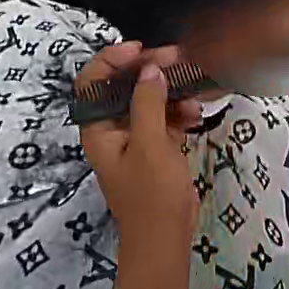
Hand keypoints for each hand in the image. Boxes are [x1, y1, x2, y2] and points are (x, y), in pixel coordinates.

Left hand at [79, 43, 202, 250]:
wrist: (165, 239)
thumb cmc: (151, 193)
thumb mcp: (150, 144)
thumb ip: (148, 103)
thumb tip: (150, 69)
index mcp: (98, 129)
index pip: (92, 82)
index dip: (111, 60)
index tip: (141, 50)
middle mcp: (111, 130)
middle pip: (123, 88)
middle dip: (149, 72)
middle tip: (176, 58)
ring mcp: (134, 140)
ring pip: (148, 103)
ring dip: (170, 93)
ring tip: (193, 91)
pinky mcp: (155, 150)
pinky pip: (164, 120)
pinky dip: (178, 113)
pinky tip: (196, 113)